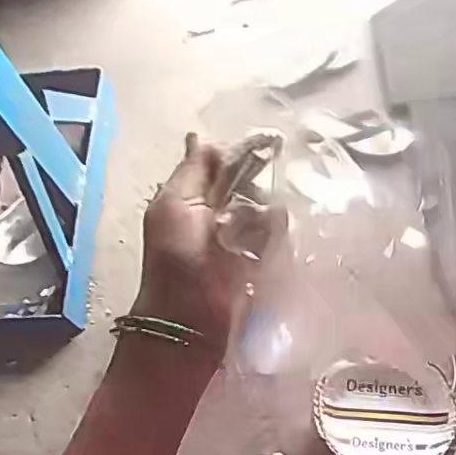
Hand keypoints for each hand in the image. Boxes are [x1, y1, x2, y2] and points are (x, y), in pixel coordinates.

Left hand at [132, 134, 267, 343]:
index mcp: (195, 196)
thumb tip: (202, 137)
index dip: (245, 152)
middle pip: (252, 184)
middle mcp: (221, 213)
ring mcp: (244, 239)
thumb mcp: (175, 204)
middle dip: (258, 184)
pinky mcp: (263, 261)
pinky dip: (278, 236)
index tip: (271, 142)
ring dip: (266, 214)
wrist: (193, 317)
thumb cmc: (177, 257)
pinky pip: (279, 238)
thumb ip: (193, 171)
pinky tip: (272, 240)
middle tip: (257, 195)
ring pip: (268, 210)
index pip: (226, 163)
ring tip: (256, 226)